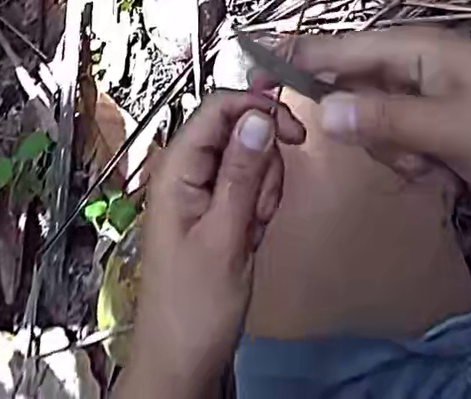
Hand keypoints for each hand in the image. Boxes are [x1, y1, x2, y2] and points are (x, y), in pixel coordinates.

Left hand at [118, 90, 304, 396]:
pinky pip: (250, 183)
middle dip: (262, 162)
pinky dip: (260, 202)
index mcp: (177, 167)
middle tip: (260, 206)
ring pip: (249, 156)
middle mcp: (188, 168)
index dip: (256, 107)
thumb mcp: (224, 236)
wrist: (183, 363)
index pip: (217, 107)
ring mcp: (203, 187)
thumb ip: (242, 172)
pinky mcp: (218, 205)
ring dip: (262, 187)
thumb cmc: (194, 308)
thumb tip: (259, 114)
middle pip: (238, 129)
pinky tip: (252, 232)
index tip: (292, 130)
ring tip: (252, 227)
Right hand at [292, 26, 470, 206]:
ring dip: (400, 154)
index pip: (336, 48)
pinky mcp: (449, 118)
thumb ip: (383, 121)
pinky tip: (454, 178)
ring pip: (379, 122)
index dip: (294, 61)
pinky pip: (408, 139)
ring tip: (443, 171)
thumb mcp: (454, 133)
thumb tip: (322, 110)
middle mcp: (417, 62)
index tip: (255, 76)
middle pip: (354, 92)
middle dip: (371, 133)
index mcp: (413, 48)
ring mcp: (433, 91)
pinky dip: (421, 162)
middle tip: (413, 160)